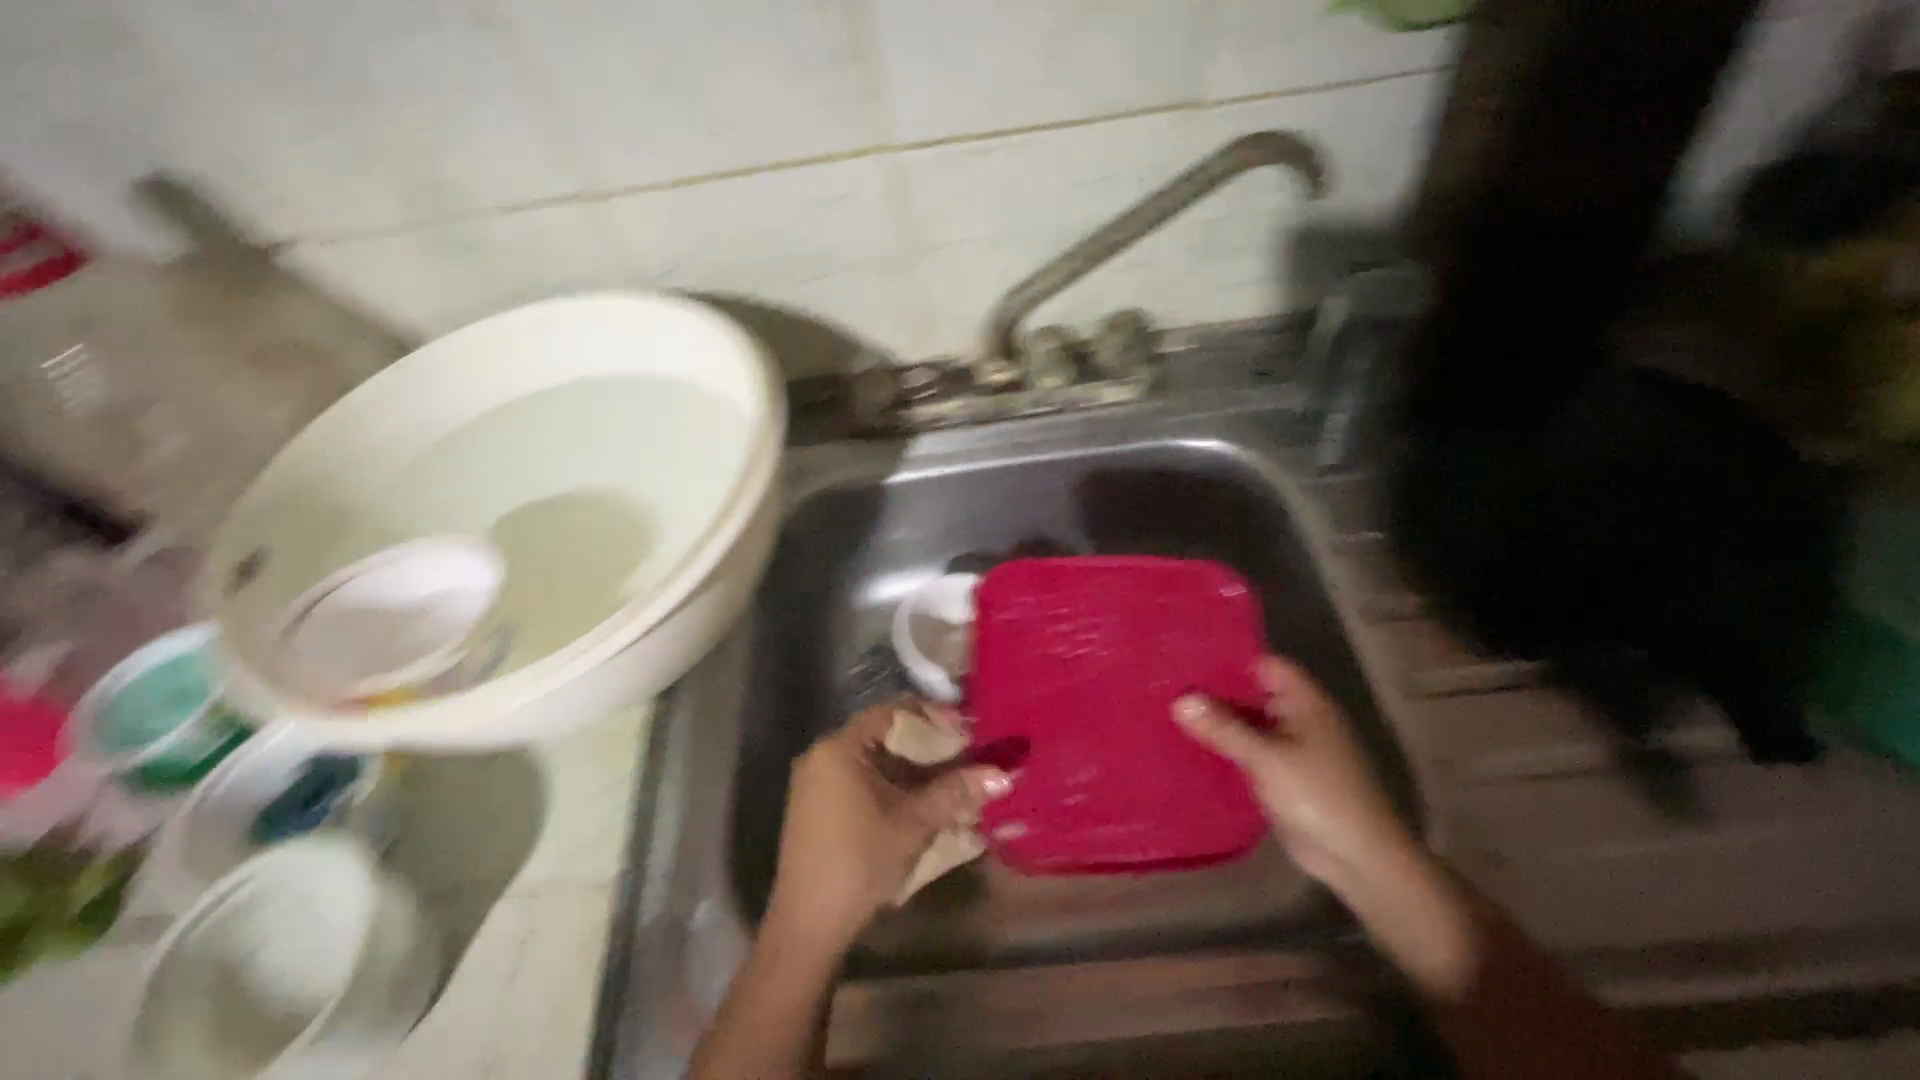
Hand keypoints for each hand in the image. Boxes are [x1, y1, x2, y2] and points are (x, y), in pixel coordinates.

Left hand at [765, 701, 1010, 949]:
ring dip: (914, 773)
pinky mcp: (817, 810)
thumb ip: (956, 791)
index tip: (967, 732)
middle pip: (884, 738)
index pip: (892, 713)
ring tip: (953, 785)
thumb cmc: (862, 860)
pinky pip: (862, 784)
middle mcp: (822, 756)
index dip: (933, 717)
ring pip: (876, 765)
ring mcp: (816, 784)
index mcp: (839, 748)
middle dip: (928, 749)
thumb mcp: (915, 822)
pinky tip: (924, 808)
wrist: (810, 922)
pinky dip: (894, 789)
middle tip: (967, 758)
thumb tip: (1002, 774)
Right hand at [1174, 655, 1418, 898]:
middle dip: (1215, 691)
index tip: (1186, 654)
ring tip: (1167, 711)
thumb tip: (1180, 699)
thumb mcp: (1266, 758)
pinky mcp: (1283, 778)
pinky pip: (1248, 754)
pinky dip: (1225, 750)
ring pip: (1248, 725)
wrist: (1358, 857)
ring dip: (1217, 723)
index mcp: (1306, 703)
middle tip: (1166, 683)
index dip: (1230, 657)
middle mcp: (1299, 719)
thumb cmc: (1318, 796)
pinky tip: (1190, 749)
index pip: (1265, 664)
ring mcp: (1292, 750)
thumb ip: (1224, 728)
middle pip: (1253, 694)